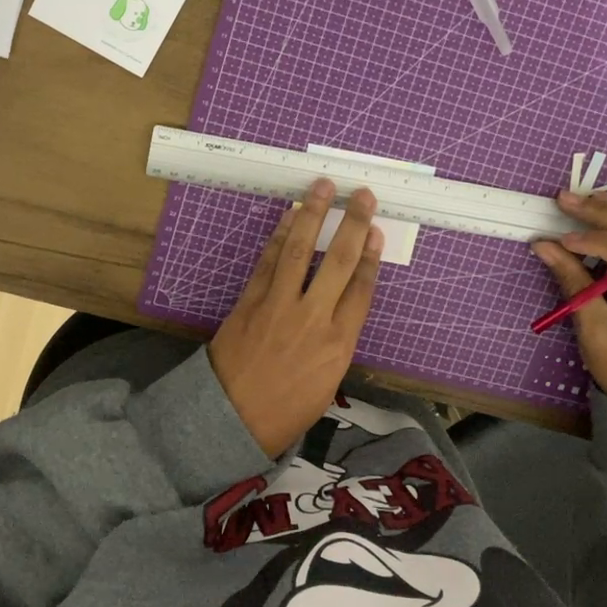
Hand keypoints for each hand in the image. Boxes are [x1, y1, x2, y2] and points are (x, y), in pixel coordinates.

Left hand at [209, 179, 383, 456]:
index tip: (376, 230)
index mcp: (338, 344)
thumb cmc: (284, 412)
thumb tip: (341, 308)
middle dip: (352, 224)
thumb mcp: (326, 384)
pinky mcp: (250, 300)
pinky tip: (291, 215)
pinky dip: (280, 234)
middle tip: (363, 195)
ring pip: (300, 250)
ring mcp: (279, 305)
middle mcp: (313, 318)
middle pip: (338, 261)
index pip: (361, 289)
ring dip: (313, 214)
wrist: (230, 419)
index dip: (371, 256)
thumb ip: (337, 343)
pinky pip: (269, 260)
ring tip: (324, 187)